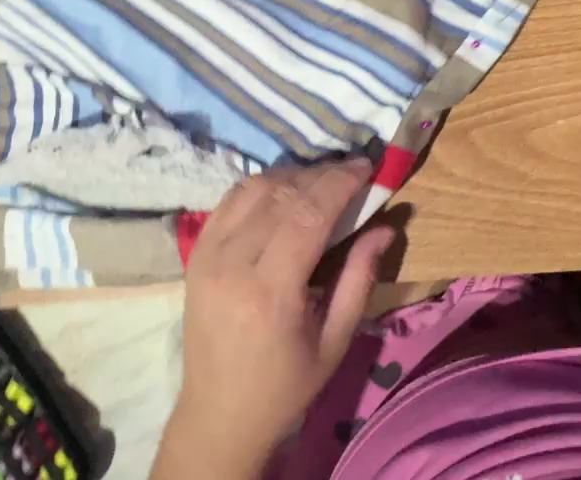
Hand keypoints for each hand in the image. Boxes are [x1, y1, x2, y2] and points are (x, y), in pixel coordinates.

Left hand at [149, 159, 395, 479]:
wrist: (218, 414)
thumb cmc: (284, 386)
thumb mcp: (334, 342)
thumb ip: (358, 279)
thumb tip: (385, 227)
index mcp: (271, 291)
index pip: (308, 214)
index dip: (339, 182)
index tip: (366, 166)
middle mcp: (233, 263)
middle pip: (281, 194)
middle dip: (320, 175)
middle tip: (350, 172)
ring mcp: (207, 253)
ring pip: (252, 189)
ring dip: (290, 176)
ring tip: (320, 182)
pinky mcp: (195, 252)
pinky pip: (229, 200)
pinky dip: (259, 187)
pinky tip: (282, 191)